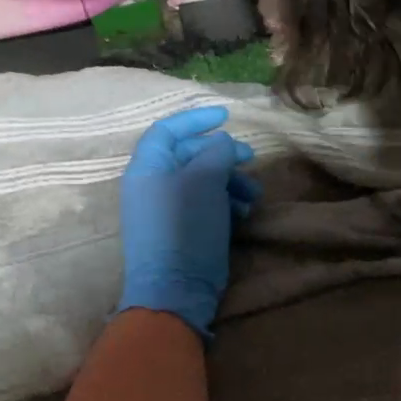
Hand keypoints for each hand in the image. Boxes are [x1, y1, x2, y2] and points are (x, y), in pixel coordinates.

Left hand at [117, 106, 261, 337]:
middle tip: (249, 157)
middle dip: (222, 154)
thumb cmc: (186, 226)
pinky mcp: (183, 229)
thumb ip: (216, 152)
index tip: (226, 114)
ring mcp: (167, 209)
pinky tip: (244, 213)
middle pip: (189, 154)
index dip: (196, 119)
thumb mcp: (205, 180)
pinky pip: (205, 203)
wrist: (176, 287)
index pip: (167, 130)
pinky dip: (226, 202)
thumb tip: (222, 142)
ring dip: (231, 181)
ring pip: (203, 180)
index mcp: (148, 168)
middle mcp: (153, 185)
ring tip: (252, 194)